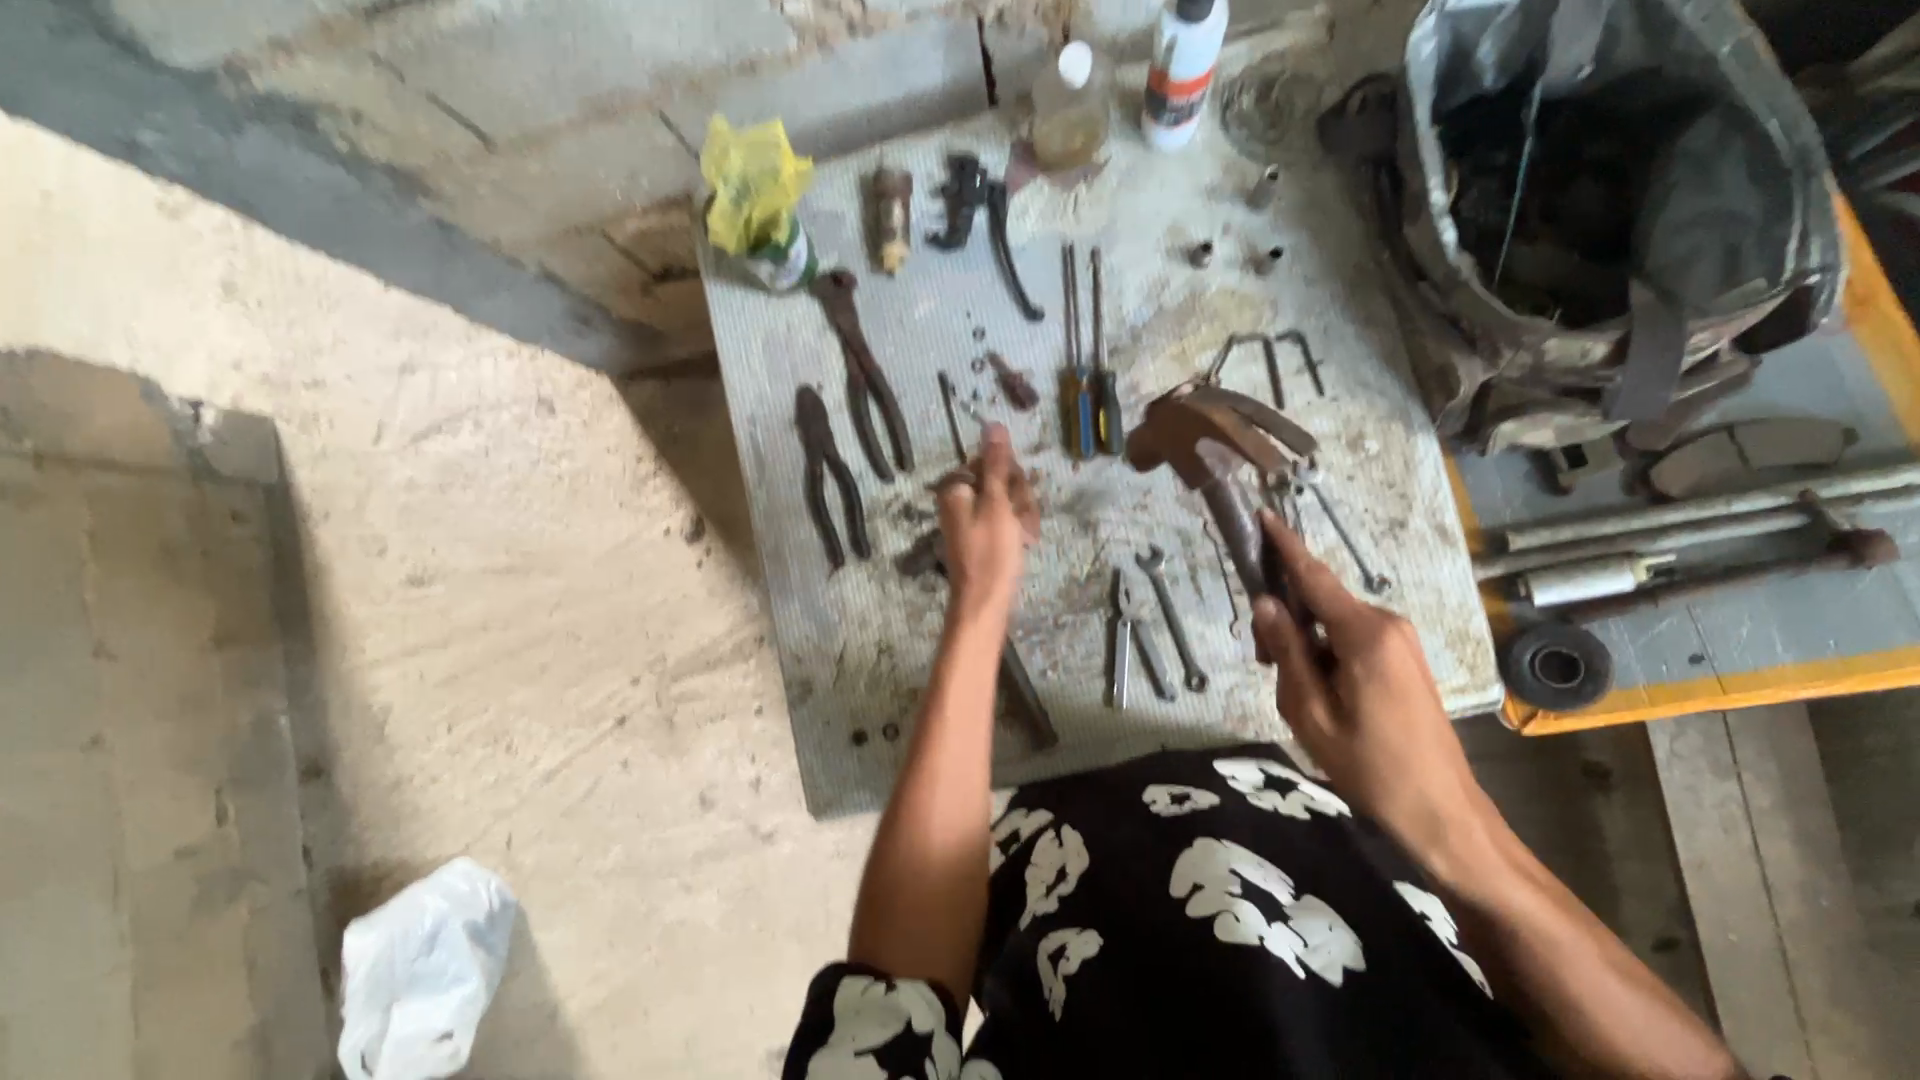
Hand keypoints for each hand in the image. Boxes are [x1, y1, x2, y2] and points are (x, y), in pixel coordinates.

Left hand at [936, 424, 1037, 624]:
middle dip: (1020, 498)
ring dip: (1022, 515)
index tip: (1017, 499)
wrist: (984, 601)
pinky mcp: (981, 534)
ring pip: (1007, 499)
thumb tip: (992, 424)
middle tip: (1022, 523)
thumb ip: (996, 463)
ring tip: (1025, 538)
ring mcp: (970, 517)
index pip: (993, 461)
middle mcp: (959, 497)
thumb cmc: (991, 552)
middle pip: (1001, 479)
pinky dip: (1016, 528)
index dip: (1012, 478)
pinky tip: (1024, 543)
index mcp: (956, 486)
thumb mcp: (997, 503)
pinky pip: (1005, 518)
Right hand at [1250, 511, 1501, 877]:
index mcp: (1365, 634)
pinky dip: (1324, 653)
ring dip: (1303, 642)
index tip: (1262, 514)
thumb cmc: (1369, 765)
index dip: (1285, 546)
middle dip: (1283, 618)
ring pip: (1333, 622)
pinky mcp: (1404, 658)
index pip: (1314, 576)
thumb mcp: (1310, 711)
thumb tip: (1264, 603)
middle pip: (1319, 601)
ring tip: (1291, 689)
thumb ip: (1286, 651)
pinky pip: (1352, 639)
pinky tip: (1317, 691)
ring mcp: (1400, 641)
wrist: (1440, 809)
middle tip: (1261, 664)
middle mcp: (1387, 624)